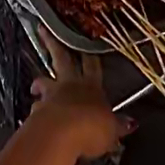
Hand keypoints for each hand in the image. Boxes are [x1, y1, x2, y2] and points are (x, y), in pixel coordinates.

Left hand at [29, 26, 132, 159]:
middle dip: (53, 43)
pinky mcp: (36, 110)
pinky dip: (36, 108)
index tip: (83, 37)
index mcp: (91, 86)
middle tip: (43, 28)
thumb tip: (130, 123)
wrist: (61, 135)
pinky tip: (35, 115)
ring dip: (39, 82)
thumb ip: (118, 125)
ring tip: (34, 85)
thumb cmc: (91, 128)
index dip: (89, 54)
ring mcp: (51, 95)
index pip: (92, 65)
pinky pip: (36, 105)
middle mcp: (70, 85)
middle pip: (61, 59)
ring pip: (44, 81)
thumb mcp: (112, 130)